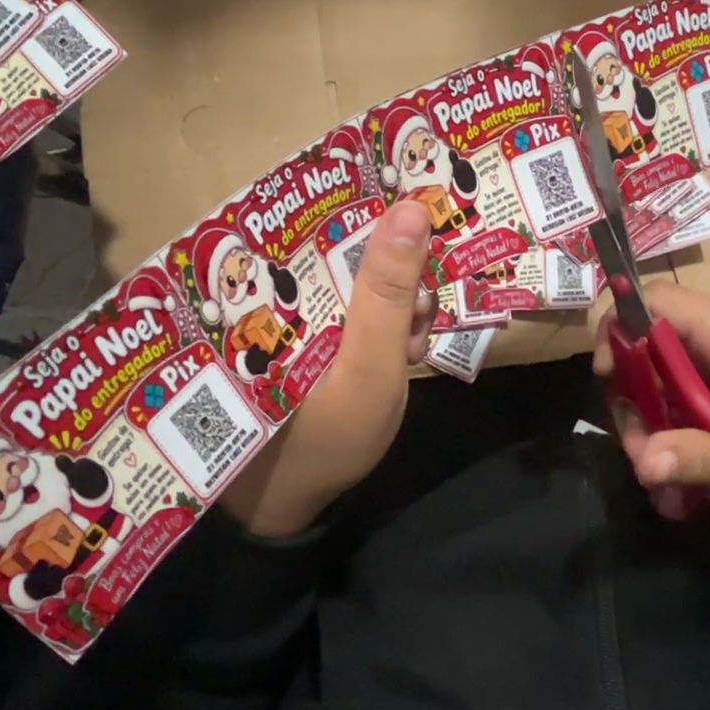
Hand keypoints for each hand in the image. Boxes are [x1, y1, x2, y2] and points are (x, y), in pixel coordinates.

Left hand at [218, 201, 433, 537]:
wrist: (288, 502)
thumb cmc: (327, 435)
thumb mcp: (371, 363)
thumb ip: (388, 291)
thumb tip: (410, 207)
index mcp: (281, 285)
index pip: (329, 215)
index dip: (381, 209)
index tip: (428, 214)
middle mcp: (282, 289)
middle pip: (353, 247)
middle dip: (402, 273)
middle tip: (419, 319)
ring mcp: (298, 315)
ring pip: (363, 280)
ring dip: (400, 306)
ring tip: (411, 348)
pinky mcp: (312, 338)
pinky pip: (358, 309)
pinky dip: (387, 326)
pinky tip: (404, 354)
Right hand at [592, 282, 709, 532]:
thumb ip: (704, 462)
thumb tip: (643, 459)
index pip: (664, 301)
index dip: (622, 325)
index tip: (607, 377)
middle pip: (649, 347)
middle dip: (633, 401)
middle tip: (644, 459)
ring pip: (660, 383)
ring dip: (652, 432)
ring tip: (668, 490)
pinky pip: (684, 406)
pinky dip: (674, 442)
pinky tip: (684, 491)